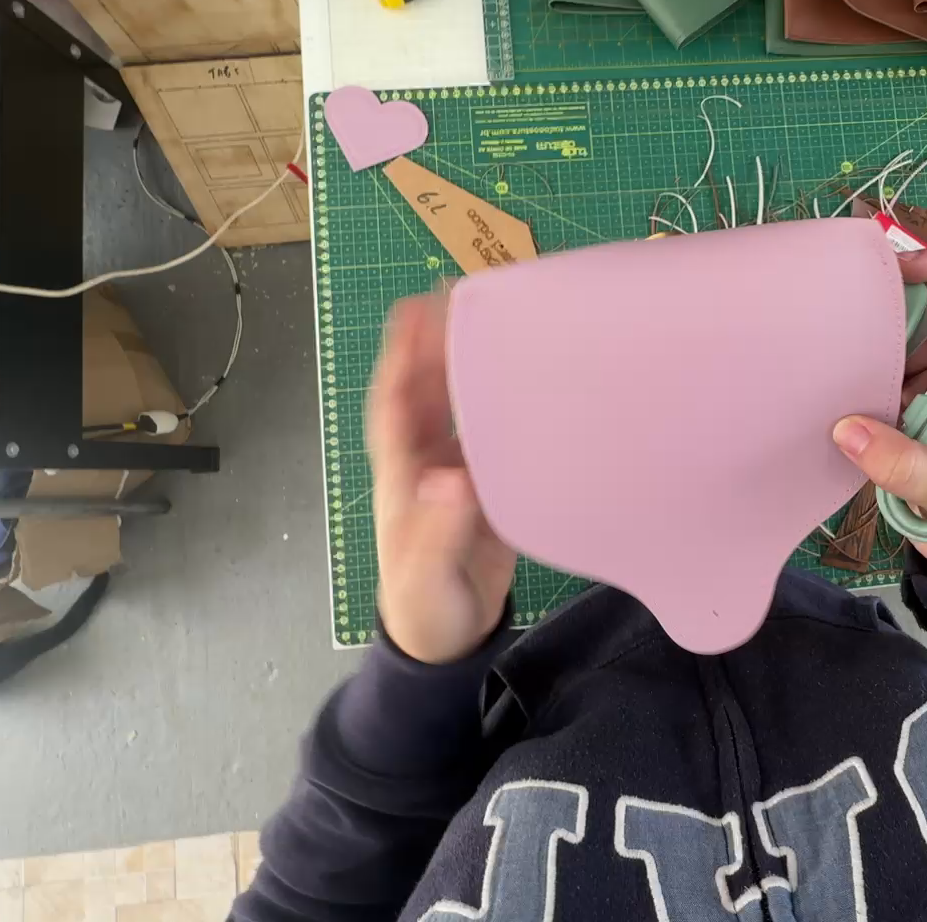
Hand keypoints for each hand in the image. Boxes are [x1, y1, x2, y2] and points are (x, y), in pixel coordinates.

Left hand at [366, 292, 517, 663]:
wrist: (450, 633)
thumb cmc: (426, 605)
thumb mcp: (425, 574)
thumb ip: (437, 529)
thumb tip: (451, 477)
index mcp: (404, 474)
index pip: (397, 404)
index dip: (403, 355)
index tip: (416, 309)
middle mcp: (428, 460)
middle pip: (428, 390)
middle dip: (437, 343)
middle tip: (462, 294)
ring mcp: (459, 469)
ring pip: (461, 405)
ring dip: (470, 363)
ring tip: (496, 320)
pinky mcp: (491, 483)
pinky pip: (497, 432)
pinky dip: (507, 401)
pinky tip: (529, 379)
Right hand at [832, 249, 926, 585]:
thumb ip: (903, 464)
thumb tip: (845, 430)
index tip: (903, 264)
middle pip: (920, 326)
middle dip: (884, 310)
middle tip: (834, 298)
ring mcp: (924, 401)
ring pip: (889, 358)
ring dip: (860, 352)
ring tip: (816, 339)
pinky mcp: (899, 425)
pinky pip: (871, 393)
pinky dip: (848, 388)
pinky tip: (818, 383)